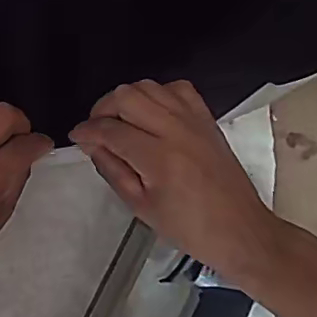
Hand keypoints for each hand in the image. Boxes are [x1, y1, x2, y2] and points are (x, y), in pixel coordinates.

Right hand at [70, 79, 286, 282]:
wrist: (240, 229)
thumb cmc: (191, 227)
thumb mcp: (141, 207)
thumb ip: (112, 170)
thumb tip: (93, 145)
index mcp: (159, 158)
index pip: (110, 130)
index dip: (87, 131)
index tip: (77, 137)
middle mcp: (176, 130)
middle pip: (127, 96)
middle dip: (102, 108)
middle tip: (97, 129)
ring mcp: (194, 120)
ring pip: (148, 86)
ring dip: (127, 99)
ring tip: (120, 121)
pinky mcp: (206, 118)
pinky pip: (177, 88)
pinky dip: (158, 94)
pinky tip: (152, 113)